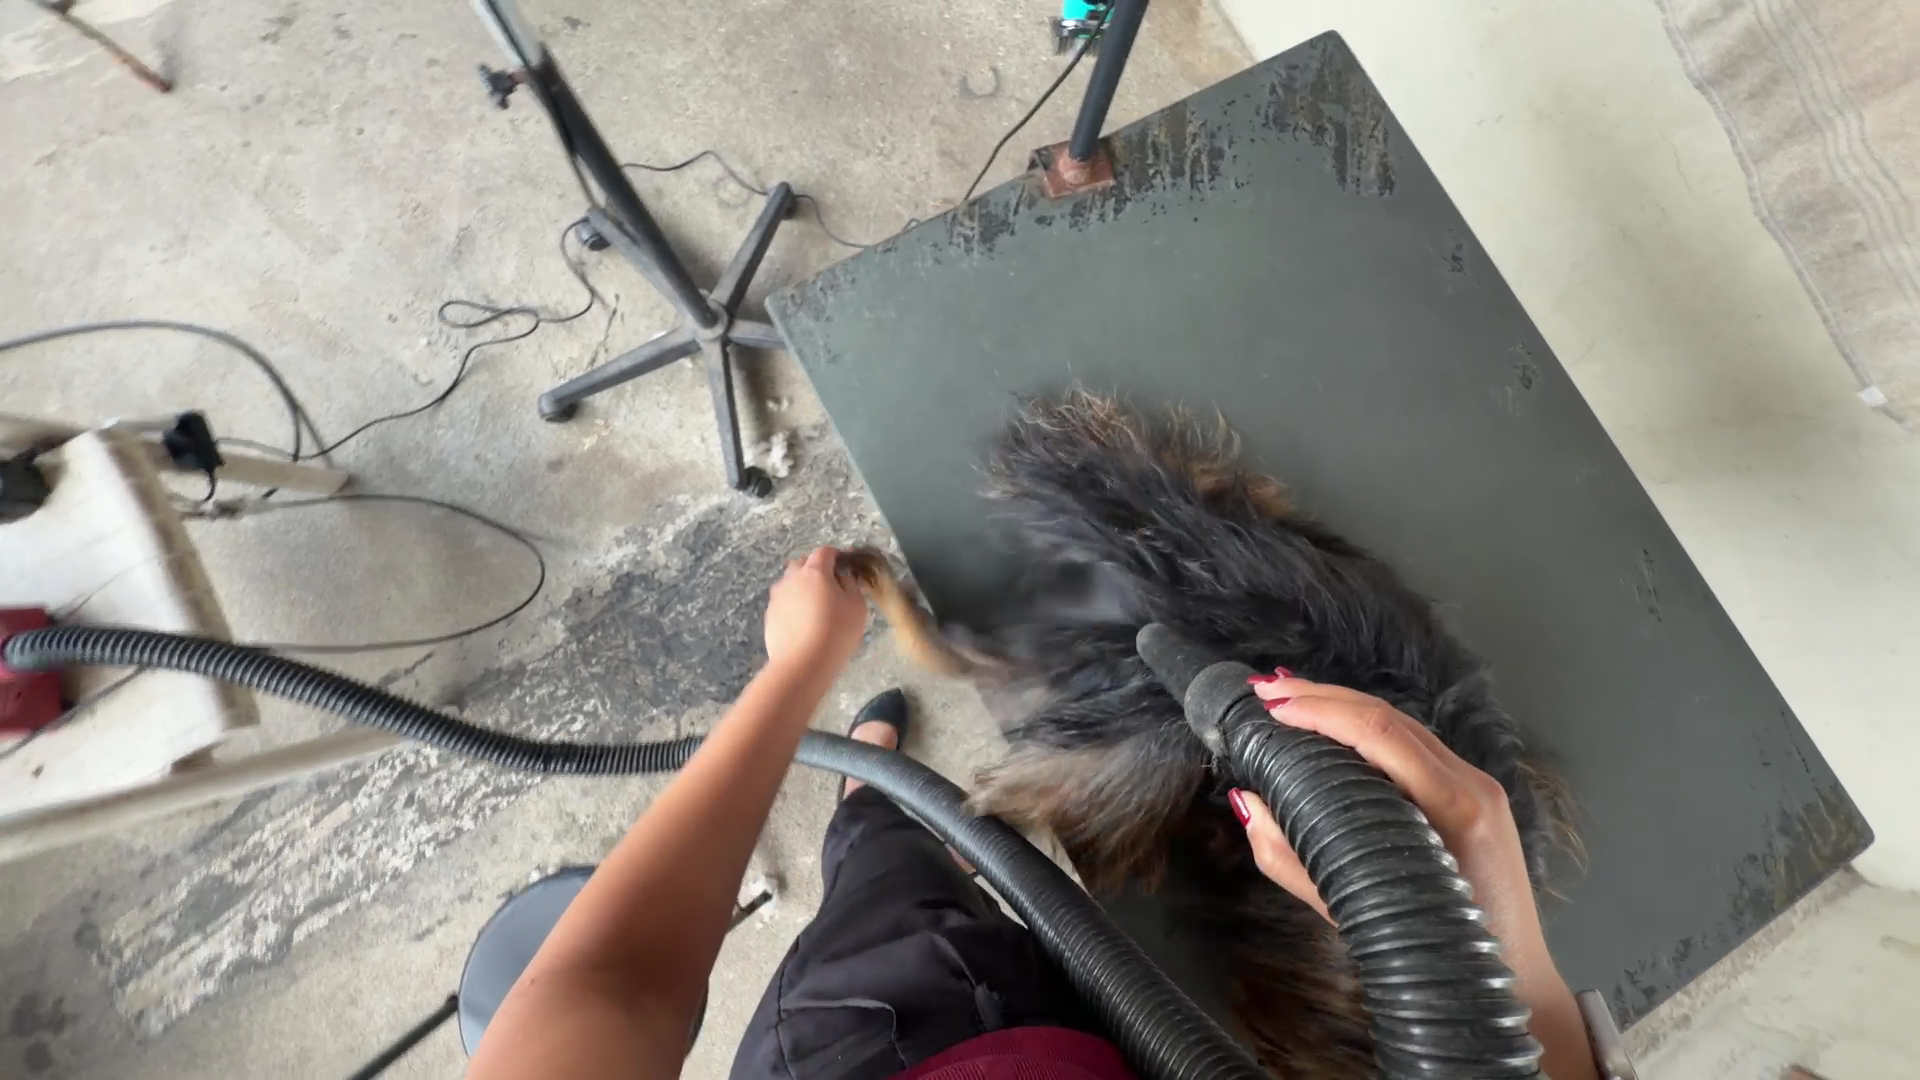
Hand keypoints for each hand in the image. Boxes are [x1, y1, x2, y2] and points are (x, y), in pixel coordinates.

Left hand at [763, 547, 869, 672]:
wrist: (802, 664)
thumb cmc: (836, 631)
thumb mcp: (857, 606)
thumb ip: (852, 585)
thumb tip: (844, 577)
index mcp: (815, 571)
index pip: (824, 551)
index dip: (836, 557)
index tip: (846, 569)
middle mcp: (791, 578)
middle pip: (803, 564)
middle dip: (816, 570)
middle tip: (831, 588)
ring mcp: (777, 597)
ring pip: (790, 584)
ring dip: (802, 588)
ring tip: (815, 608)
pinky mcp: (769, 616)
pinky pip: (783, 603)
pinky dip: (793, 607)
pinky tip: (803, 624)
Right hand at [1232, 675, 1597, 1079]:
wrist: (1512, 977)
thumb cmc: (1436, 950)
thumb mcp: (1351, 909)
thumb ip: (1289, 858)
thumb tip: (1248, 804)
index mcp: (1453, 807)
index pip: (1378, 733)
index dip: (1321, 712)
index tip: (1273, 710)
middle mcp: (1470, 783)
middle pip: (1387, 713)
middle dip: (1319, 694)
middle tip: (1263, 690)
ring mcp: (1475, 781)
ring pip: (1398, 718)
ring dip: (1337, 701)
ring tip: (1284, 694)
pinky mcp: (1469, 785)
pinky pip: (1407, 736)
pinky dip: (1359, 719)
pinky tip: (1327, 715)